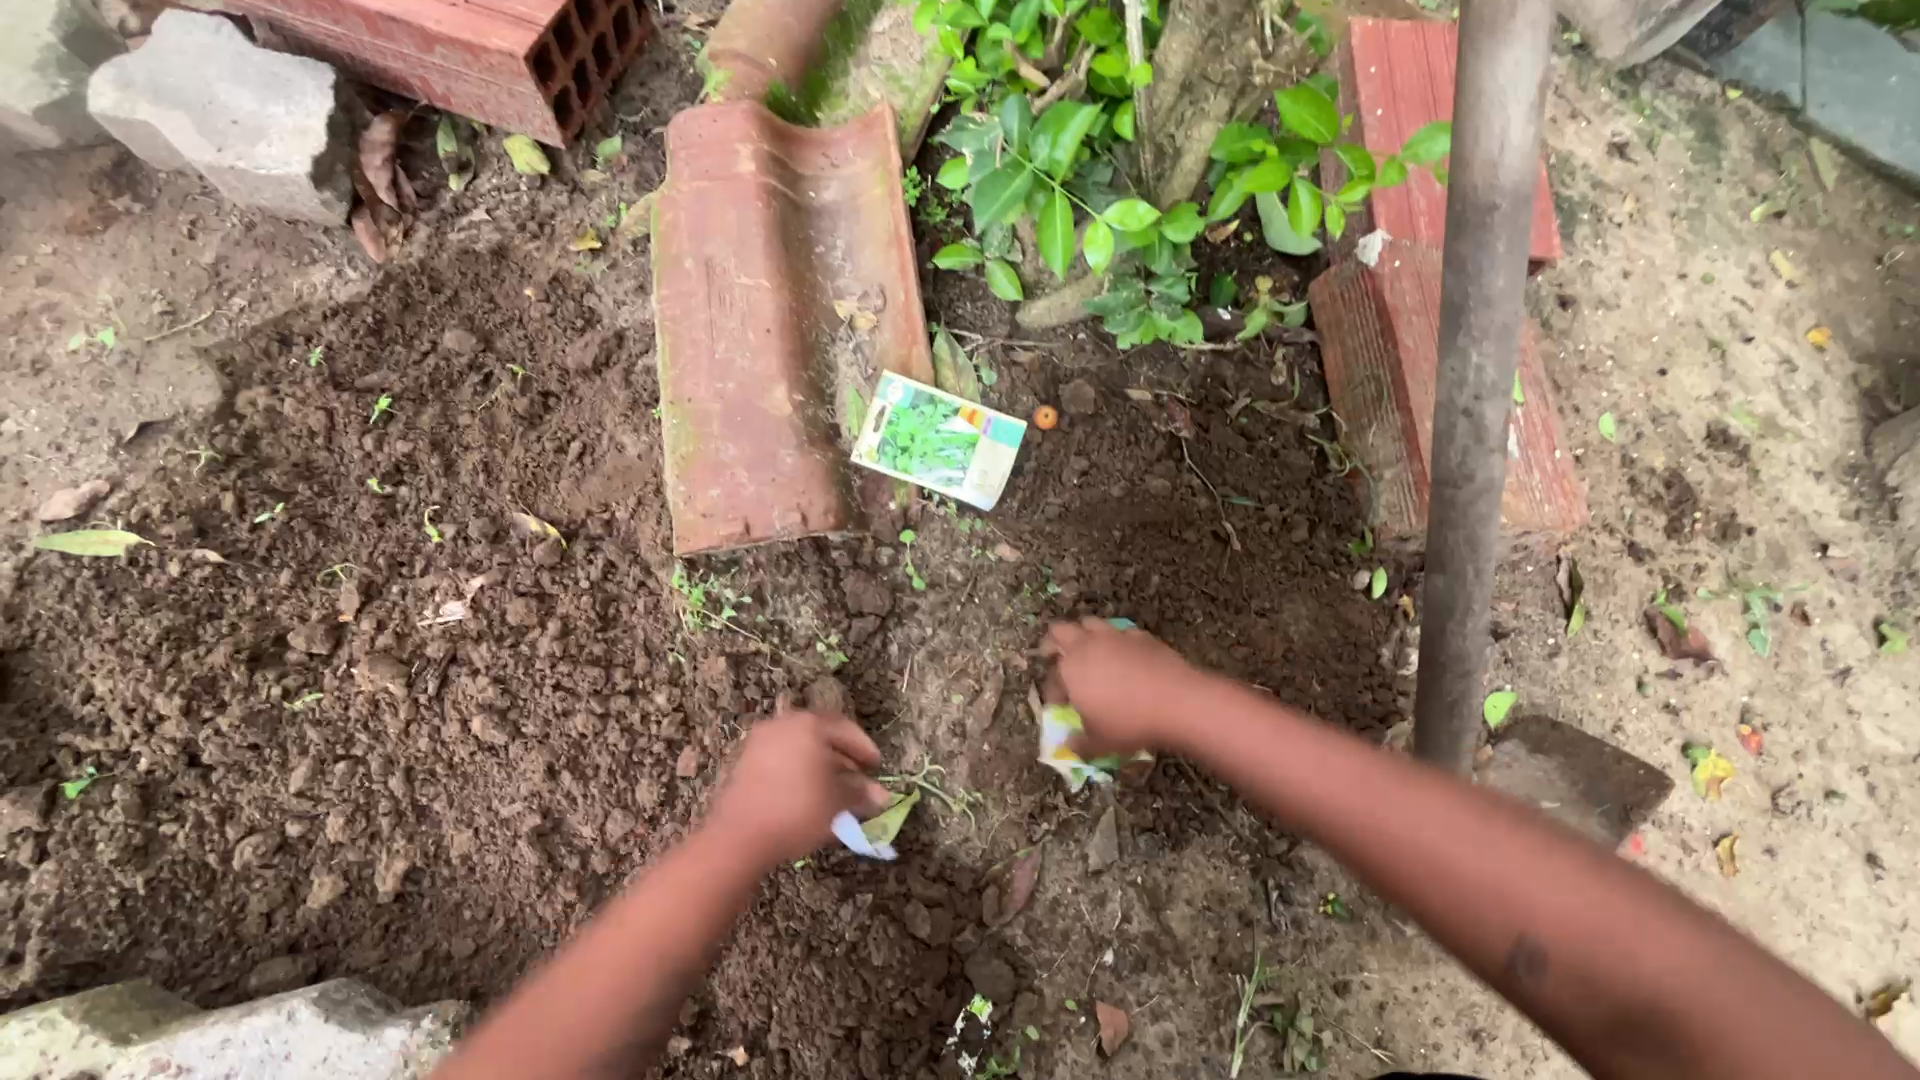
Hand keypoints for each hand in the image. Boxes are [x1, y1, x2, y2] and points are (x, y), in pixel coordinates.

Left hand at [705, 710, 891, 867]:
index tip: (876, 768)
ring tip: (835, 791)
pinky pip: (782, 760)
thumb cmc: (798, 810)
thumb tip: (881, 796)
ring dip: (821, 766)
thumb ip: (861, 793)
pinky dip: (800, 772)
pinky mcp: (746, 763)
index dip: (864, 748)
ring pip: (800, 748)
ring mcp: (761, 742)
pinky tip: (809, 796)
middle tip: (858, 779)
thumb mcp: (837, 802)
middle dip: (843, 757)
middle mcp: (783, 724)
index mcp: (809, 724)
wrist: (739, 836)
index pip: (845, 728)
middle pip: (821, 735)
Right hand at [1040, 617, 1208, 757]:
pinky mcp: (1140, 636)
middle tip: (1056, 656)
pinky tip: (1125, 654)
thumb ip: (1080, 743)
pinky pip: (1121, 631)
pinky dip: (1117, 640)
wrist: (1177, 701)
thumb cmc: (1129, 723)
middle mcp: (1087, 645)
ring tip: (1089, 650)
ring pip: (1090, 623)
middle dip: (1054, 643)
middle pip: (1061, 631)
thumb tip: (1071, 745)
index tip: (1059, 705)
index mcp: (1070, 669)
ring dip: (1084, 633)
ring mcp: (1115, 636)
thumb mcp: (1100, 742)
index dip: (1052, 691)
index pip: (1052, 677)